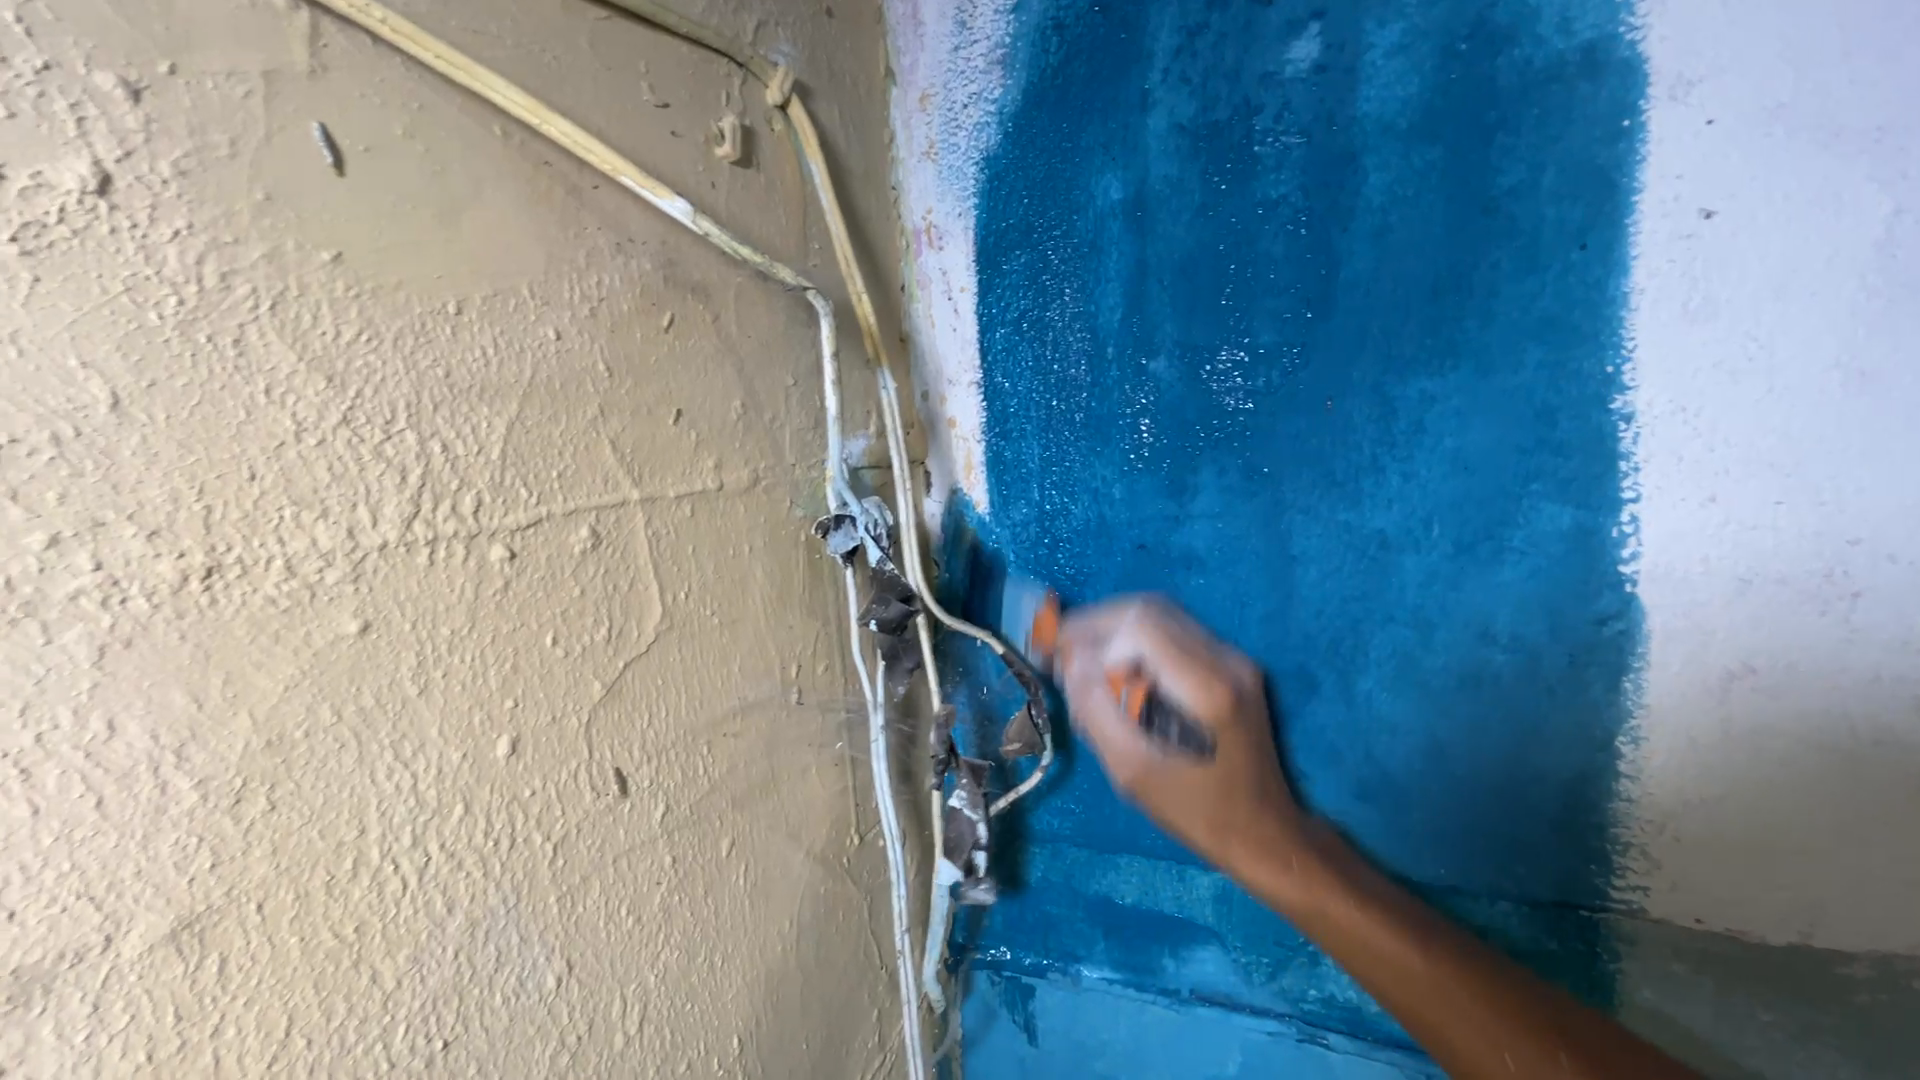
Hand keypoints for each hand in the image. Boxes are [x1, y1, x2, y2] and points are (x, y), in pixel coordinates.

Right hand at [1057, 595, 1303, 871]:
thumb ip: (1096, 710)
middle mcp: (1226, 660)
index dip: (1091, 632)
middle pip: (1149, 609)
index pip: (1140, 624)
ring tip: (1081, 657)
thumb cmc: (1197, 812)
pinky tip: (1114, 666)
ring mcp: (1235, 658)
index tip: (1059, 659)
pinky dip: (1136, 640)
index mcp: (1206, 688)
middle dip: (1097, 624)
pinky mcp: (1233, 664)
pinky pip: (1175, 633)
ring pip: (1161, 615)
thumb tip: (1071, 661)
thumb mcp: (1132, 772)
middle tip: (1060, 652)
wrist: (1265, 831)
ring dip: (1114, 630)